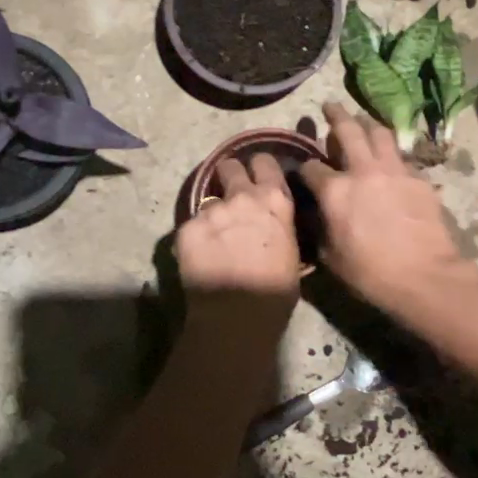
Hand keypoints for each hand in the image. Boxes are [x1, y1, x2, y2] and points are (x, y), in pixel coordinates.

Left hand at [176, 152, 300, 330]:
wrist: (238, 316)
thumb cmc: (276, 291)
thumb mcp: (291, 249)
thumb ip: (278, 225)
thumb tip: (271, 224)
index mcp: (275, 201)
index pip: (264, 161)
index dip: (258, 168)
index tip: (256, 176)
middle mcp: (242, 197)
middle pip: (229, 167)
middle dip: (228, 176)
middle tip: (229, 195)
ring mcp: (211, 211)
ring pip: (208, 201)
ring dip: (212, 214)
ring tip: (215, 238)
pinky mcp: (186, 228)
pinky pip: (190, 226)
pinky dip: (194, 238)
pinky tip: (200, 257)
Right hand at [301, 103, 469, 307]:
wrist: (423, 275)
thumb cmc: (370, 274)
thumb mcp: (331, 257)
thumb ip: (321, 228)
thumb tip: (318, 216)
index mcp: (335, 190)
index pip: (312, 168)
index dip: (305, 169)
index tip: (305, 172)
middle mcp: (363, 170)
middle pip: (347, 130)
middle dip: (336, 115)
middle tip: (330, 106)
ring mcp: (394, 170)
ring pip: (379, 132)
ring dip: (368, 122)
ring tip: (363, 119)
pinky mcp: (419, 178)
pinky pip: (401, 155)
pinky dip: (391, 150)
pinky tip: (391, 156)